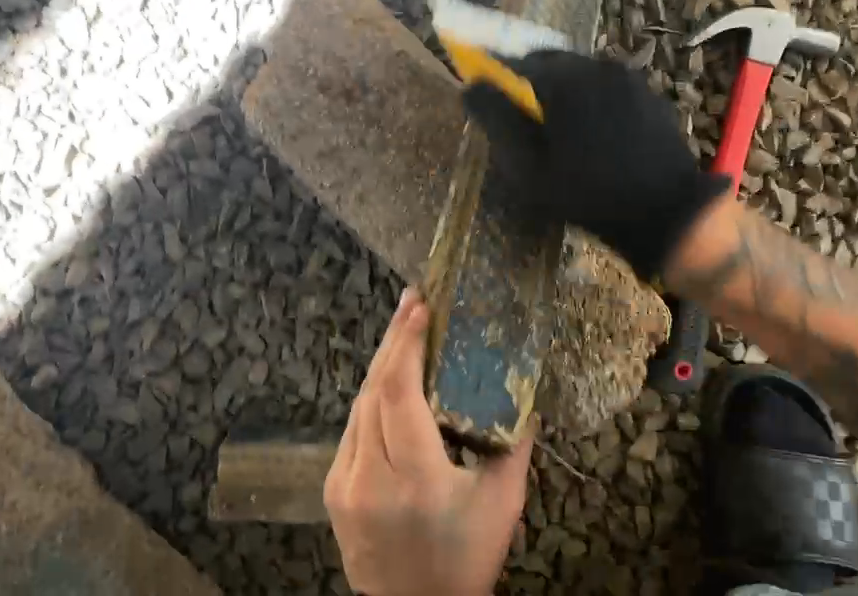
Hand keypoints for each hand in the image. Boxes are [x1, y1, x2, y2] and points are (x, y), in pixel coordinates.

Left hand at [326, 289, 535, 595]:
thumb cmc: (466, 557)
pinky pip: (352, 427)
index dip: (406, 343)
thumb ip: (515, 442)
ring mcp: (343, 484)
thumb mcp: (503, 503)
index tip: (420, 305)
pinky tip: (388, 374)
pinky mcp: (332, 491)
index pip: (399, 392)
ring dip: (381, 363)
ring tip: (404, 327)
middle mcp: (369, 477)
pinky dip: (372, 395)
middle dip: (393, 339)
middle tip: (412, 300)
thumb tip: (524, 386)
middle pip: (374, 389)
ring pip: (359, 404)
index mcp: (415, 478)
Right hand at [461, 50, 728, 278]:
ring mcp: (629, 78)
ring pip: (582, 73)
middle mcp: (598, 65)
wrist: (670, 214)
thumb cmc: (589, 194)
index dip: (499, 78)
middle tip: (526, 118)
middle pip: (552, 62)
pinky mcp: (650, 94)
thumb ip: (497, 121)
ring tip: (562, 129)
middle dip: (533, 83)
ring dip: (565, 91)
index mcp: (565, 79)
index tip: (490, 97)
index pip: (516, 62)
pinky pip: (609, 87)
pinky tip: (595, 134)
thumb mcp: (529, 169)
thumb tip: (471, 85)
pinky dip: (593, 100)